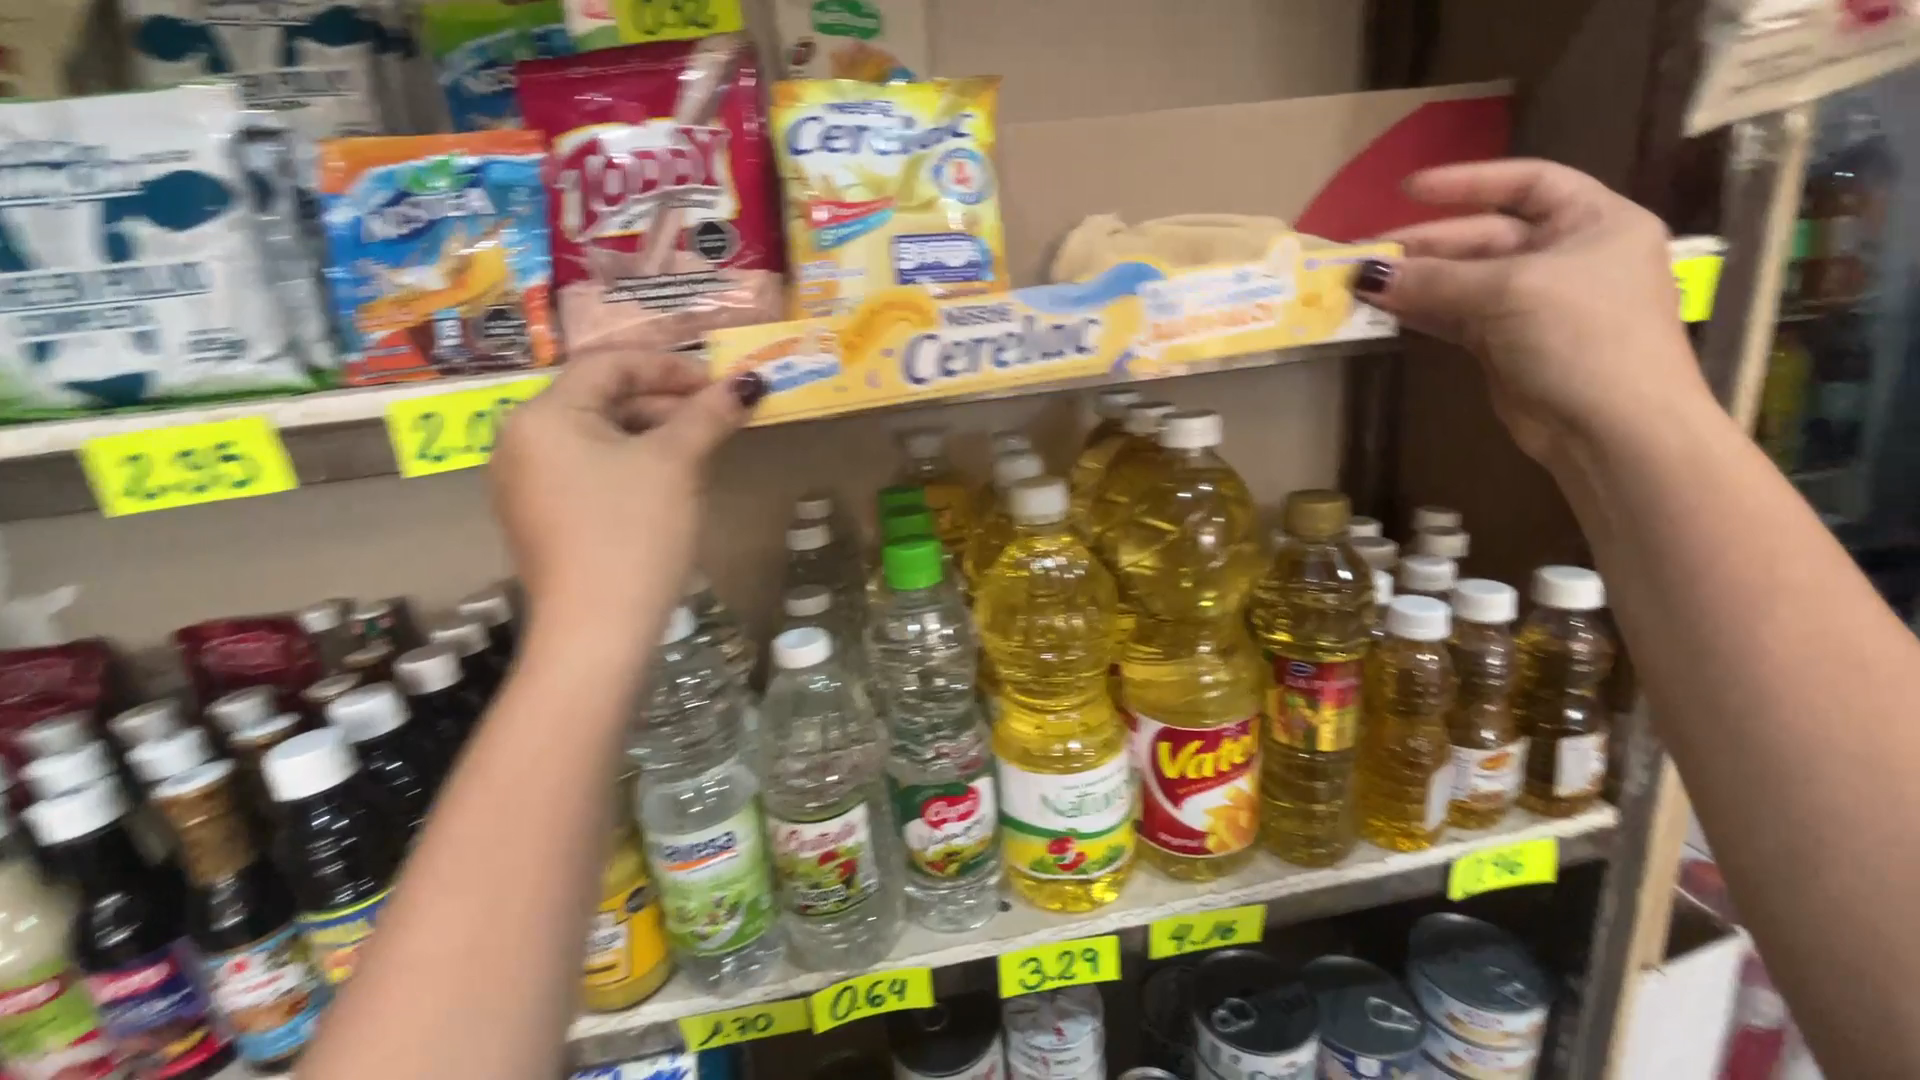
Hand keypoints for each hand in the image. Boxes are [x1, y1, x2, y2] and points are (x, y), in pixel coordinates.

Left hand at [490, 352, 764, 636]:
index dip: (668, 365)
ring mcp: (527, 484)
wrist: (597, 631)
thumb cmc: (633, 533)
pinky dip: (630, 465)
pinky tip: (669, 484)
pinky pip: (588, 471)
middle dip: (663, 401)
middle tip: (716, 416)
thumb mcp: (676, 465)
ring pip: (597, 437)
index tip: (718, 382)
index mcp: (544, 416)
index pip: (608, 364)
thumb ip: (708, 415)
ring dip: (652, 433)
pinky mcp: (542, 519)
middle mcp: (522, 441)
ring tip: (701, 449)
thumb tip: (749, 383)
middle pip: (600, 399)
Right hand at [1354, 159, 1713, 467]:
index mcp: (1593, 222)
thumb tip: (1366, 275)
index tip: (1409, 190)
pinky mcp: (1506, 344)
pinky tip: (1384, 309)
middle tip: (1367, 255)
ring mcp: (1534, 303)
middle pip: (1484, 236)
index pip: (1527, 183)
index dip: (1469, 182)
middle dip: (1426, 245)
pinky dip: (1421, 312)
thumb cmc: (1582, 335)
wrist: (1611, 427)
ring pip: (1463, 280)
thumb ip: (1436, 279)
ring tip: (1363, 284)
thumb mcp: (1511, 291)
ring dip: (1415, 281)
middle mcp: (1564, 256)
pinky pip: (1455, 316)